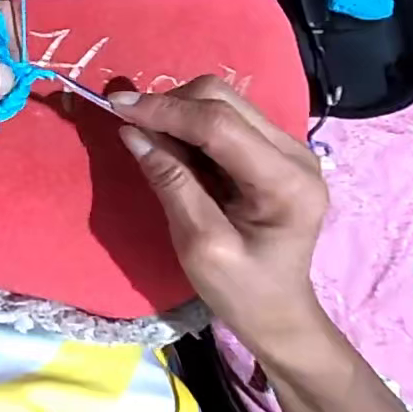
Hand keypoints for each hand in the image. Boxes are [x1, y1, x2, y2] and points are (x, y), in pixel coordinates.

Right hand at [110, 76, 329, 358]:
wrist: (279, 312)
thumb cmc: (241, 290)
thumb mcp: (198, 244)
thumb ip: (170, 182)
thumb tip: (132, 132)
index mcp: (285, 182)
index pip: (219, 124)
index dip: (165, 110)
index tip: (117, 106)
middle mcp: (295, 153)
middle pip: (222, 99)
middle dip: (170, 106)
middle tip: (133, 128)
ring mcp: (288, 147)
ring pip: (222, 101)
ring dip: (179, 112)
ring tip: (152, 140)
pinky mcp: (274, 149)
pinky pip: (225, 117)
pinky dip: (191, 123)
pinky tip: (175, 147)